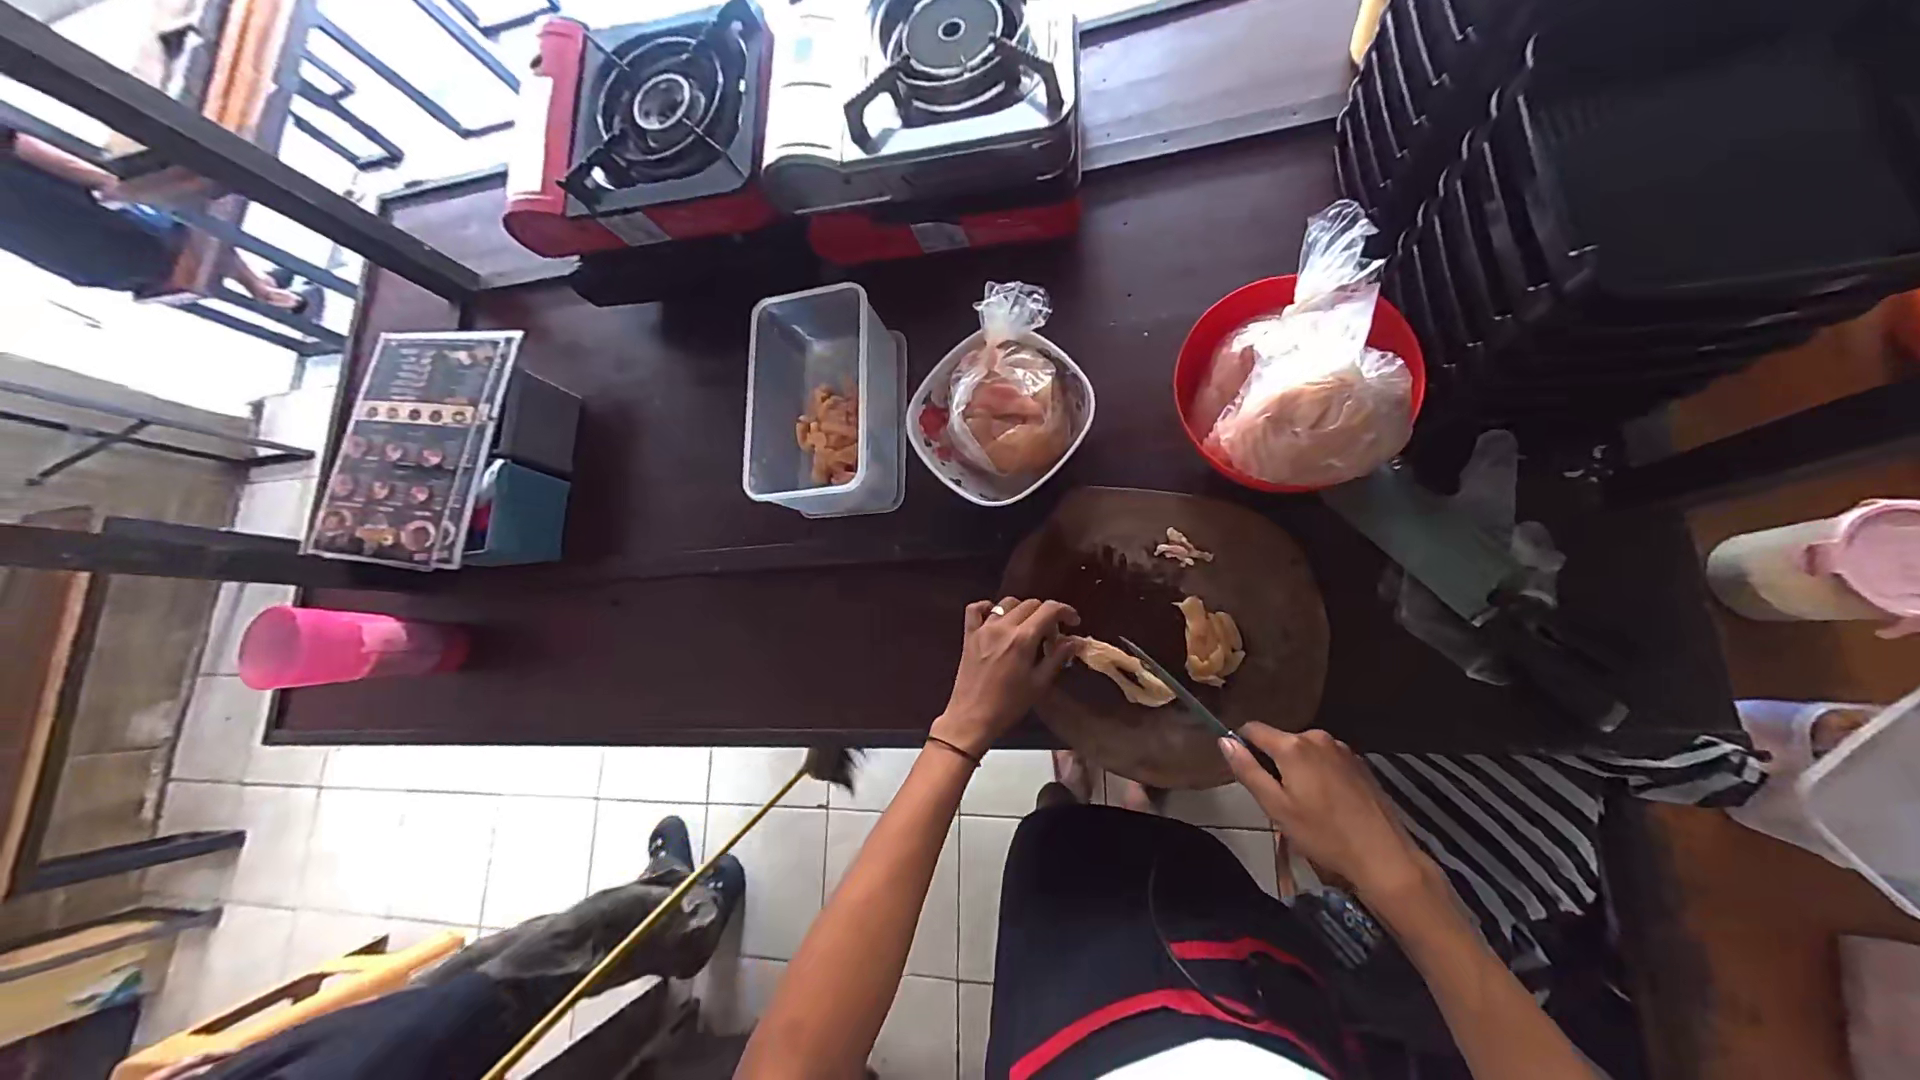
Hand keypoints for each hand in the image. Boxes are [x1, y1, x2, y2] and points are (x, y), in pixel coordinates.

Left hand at [931, 597, 1078, 756]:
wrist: (973, 717)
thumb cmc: (1009, 705)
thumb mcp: (1039, 684)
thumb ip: (1057, 657)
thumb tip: (1074, 640)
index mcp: (1023, 639)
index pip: (1049, 609)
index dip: (1065, 611)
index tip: (1073, 622)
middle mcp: (1003, 627)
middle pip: (1030, 604)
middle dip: (1046, 614)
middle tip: (1051, 635)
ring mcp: (984, 629)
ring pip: (1007, 603)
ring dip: (1023, 610)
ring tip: (1028, 628)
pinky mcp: (969, 635)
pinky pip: (975, 609)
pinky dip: (988, 607)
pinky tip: (997, 618)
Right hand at [1220, 723, 1435, 904]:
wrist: (1384, 857)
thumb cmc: (1323, 834)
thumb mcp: (1275, 807)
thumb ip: (1247, 770)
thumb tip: (1224, 741)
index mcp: (1292, 746)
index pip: (1252, 729)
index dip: (1242, 745)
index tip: (1246, 772)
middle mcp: (1317, 737)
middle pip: (1280, 741)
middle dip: (1272, 761)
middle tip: (1278, 799)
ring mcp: (1341, 749)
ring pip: (1303, 750)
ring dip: (1296, 768)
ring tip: (1305, 803)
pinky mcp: (1359, 763)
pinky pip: (1325, 759)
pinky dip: (1318, 772)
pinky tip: (1328, 802)